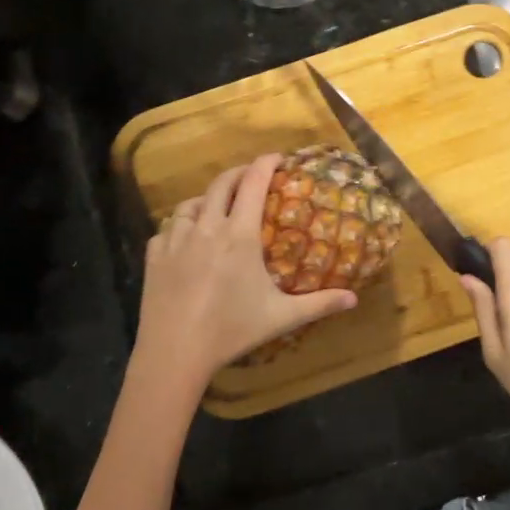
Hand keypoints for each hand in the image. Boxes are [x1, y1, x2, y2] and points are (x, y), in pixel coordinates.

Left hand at [136, 154, 357, 390]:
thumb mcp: (281, 317)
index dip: (265, 164)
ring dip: (207, 198)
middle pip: (220, 184)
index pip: (252, 184)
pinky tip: (186, 237)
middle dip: (238, 173)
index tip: (276, 157)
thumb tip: (354, 299)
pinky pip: (168, 228)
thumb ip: (319, 304)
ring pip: (190, 203)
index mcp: (239, 235)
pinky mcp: (155, 256)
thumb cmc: (232, 330)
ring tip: (217, 206)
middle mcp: (206, 227)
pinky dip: (181, 224)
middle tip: (251, 176)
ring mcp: (175, 240)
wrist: (175, 351)